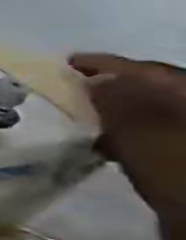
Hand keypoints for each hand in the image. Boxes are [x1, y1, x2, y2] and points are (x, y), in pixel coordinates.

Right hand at [71, 53, 185, 239]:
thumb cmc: (185, 176)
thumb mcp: (151, 138)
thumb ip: (124, 104)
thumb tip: (97, 77)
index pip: (157, 73)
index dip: (112, 65)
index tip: (68, 64)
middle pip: (157, 93)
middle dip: (112, 88)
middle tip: (66, 89)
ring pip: (153, 116)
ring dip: (115, 113)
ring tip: (76, 116)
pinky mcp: (184, 164)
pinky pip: (154, 139)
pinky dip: (127, 137)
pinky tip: (103, 145)